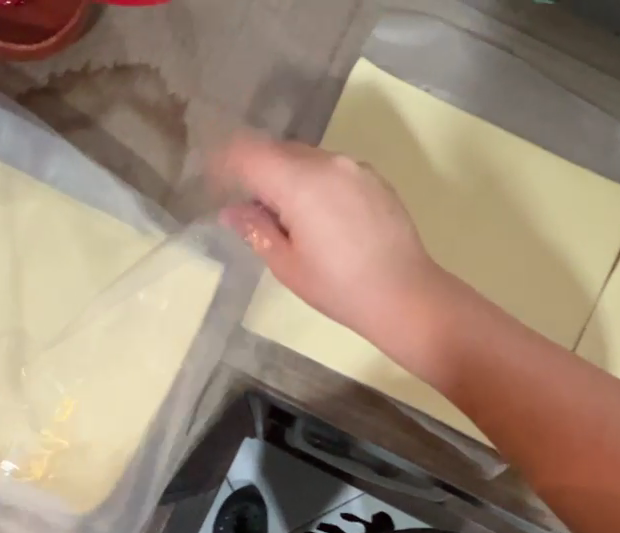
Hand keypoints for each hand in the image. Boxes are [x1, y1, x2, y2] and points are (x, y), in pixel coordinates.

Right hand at [214, 134, 452, 354]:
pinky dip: (315, 185)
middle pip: (278, 152)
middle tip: (251, 212)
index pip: (249, 152)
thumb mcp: (288, 266)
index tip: (215, 184)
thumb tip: (232, 211)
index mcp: (300, 183)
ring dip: (288, 179)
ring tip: (289, 223)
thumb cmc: (338, 288)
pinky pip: (332, 170)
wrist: (404, 294)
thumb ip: (257, 230)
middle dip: (258, 174)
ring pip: (307, 159)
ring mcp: (354, 167)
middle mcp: (327, 162)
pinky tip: (322, 222)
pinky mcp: (374, 178)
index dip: (225, 163)